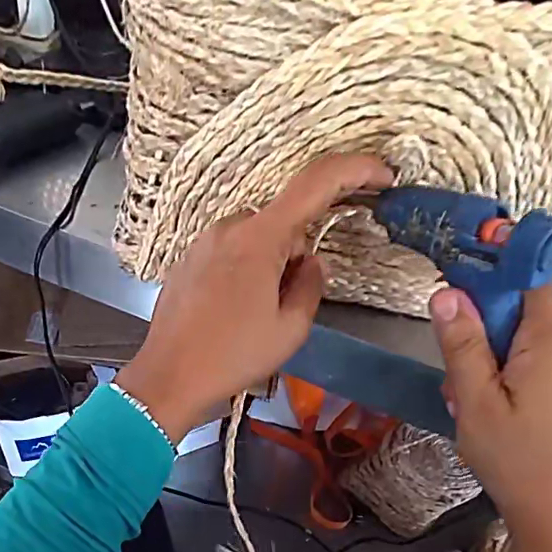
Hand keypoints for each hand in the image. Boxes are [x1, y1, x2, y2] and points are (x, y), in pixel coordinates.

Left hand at [115, 154, 393, 439]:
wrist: (168, 379)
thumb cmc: (232, 357)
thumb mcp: (290, 330)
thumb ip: (312, 286)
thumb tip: (312, 263)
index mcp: (258, 238)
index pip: (315, 184)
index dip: (355, 171)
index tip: (383, 177)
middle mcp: (227, 228)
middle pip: (282, 223)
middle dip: (297, 254)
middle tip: (289, 304)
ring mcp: (201, 244)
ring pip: (255, 240)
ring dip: (269, 265)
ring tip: (257, 316)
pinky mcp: (186, 262)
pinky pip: (229, 254)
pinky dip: (244, 273)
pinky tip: (233, 314)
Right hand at [431, 284, 551, 529]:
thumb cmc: (514, 457)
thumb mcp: (474, 401)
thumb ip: (462, 344)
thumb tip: (447, 292)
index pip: (527, 275)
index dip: (492, 271)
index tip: (455, 284)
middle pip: (521, 307)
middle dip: (481, 331)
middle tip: (457, 377)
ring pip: (523, 336)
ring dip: (489, 358)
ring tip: (471, 403)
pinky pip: (536, 358)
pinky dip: (508, 373)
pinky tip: (491, 408)